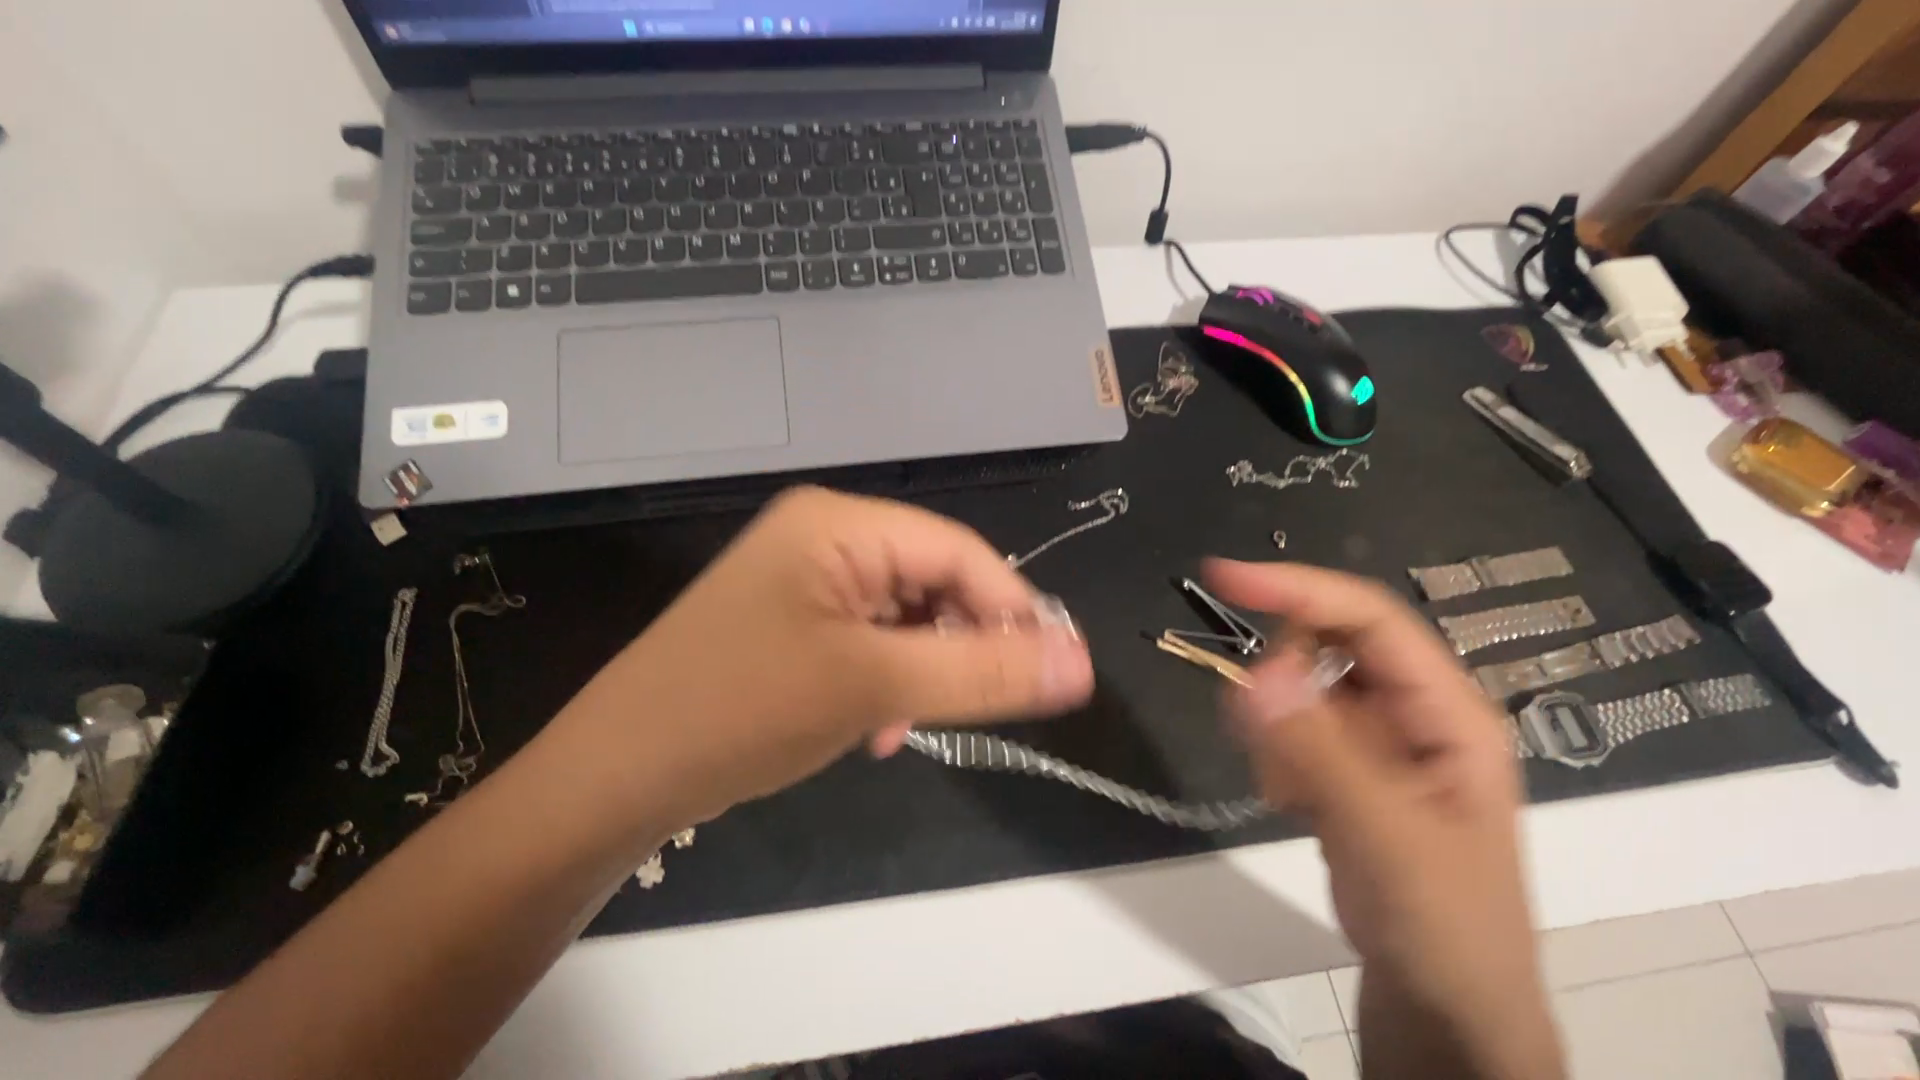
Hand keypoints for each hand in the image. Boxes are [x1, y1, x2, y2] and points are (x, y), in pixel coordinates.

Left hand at [549, 488, 1095, 832]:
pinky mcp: (788, 625)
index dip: (1012, 610)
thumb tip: (1083, 664)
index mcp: (839, 524)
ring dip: (922, 671)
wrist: (618, 774)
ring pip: (902, 619)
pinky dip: (885, 682)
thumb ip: (982, 672)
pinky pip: (865, 642)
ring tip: (905, 726)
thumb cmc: (745, 710)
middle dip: (959, 645)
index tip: (1050, 676)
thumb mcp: (874, 687)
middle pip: (932, 582)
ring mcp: (800, 581)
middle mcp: (821, 538)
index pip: (959, 553)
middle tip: (976, 707)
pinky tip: (873, 730)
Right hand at [1205, 560, 1563, 1078]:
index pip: (1372, 620)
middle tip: (1269, 743)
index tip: (1222, 577)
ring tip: (1292, 796)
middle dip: (1285, 681)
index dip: (1300, 589)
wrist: (1449, 1017)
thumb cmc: (1445, 928)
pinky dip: (1277, 762)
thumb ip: (1319, 753)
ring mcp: (1381, 749)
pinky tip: (1295, 810)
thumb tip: (1250, 673)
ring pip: (1303, 695)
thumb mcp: (1388, 838)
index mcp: (1449, 712)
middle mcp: (1417, 716)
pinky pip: (1294, 737)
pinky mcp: (1350, 779)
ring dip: (1279, 733)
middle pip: (1330, 650)